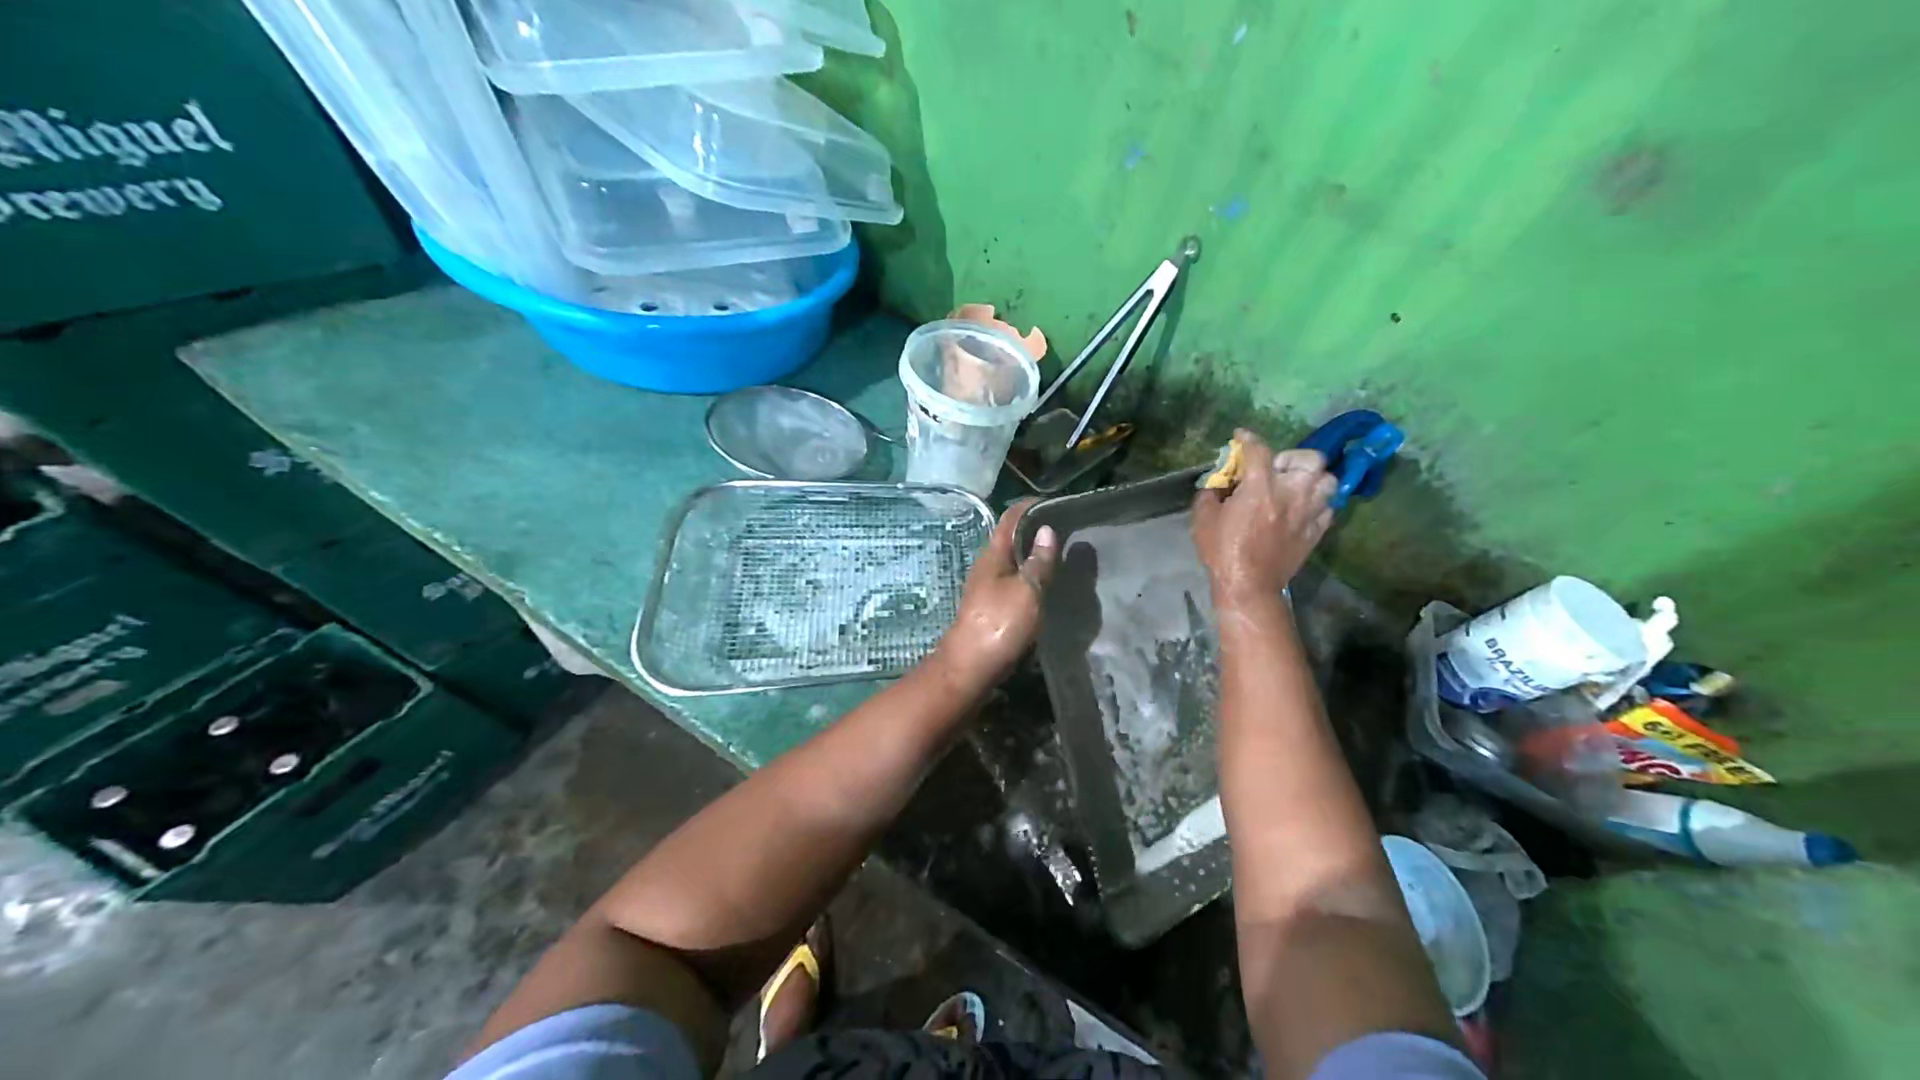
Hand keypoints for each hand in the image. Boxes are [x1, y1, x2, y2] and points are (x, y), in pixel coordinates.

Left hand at [935, 500, 1057, 684]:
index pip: (1010, 518)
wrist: (970, 668)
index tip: (1058, 504)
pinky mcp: (992, 608)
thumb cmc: (999, 625)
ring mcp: (987, 588)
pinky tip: (1047, 585)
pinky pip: (1015, 582)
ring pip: (1013, 561)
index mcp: (993, 555)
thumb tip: (1047, 530)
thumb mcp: (1027, 591)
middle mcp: (987, 566)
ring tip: (1064, 555)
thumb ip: (1038, 562)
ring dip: (1034, 555)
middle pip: (1011, 539)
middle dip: (1037, 531)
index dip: (1031, 507)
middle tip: (1069, 530)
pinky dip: (1032, 576)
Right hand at [1191, 430, 1335, 609]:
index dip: (1248, 439)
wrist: (1248, 586)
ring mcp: (1309, 512)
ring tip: (1296, 485)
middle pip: (1310, 459)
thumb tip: (1217, 484)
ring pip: (1328, 480)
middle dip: (1292, 458)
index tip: (1241, 436)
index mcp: (1261, 488)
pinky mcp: (1317, 530)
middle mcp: (1292, 493)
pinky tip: (1302, 507)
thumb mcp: (1203, 518)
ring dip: (1313, 478)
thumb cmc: (1222, 551)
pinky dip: (1318, 502)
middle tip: (1275, 469)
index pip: (1259, 450)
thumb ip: (1210, 493)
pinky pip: (1329, 507)